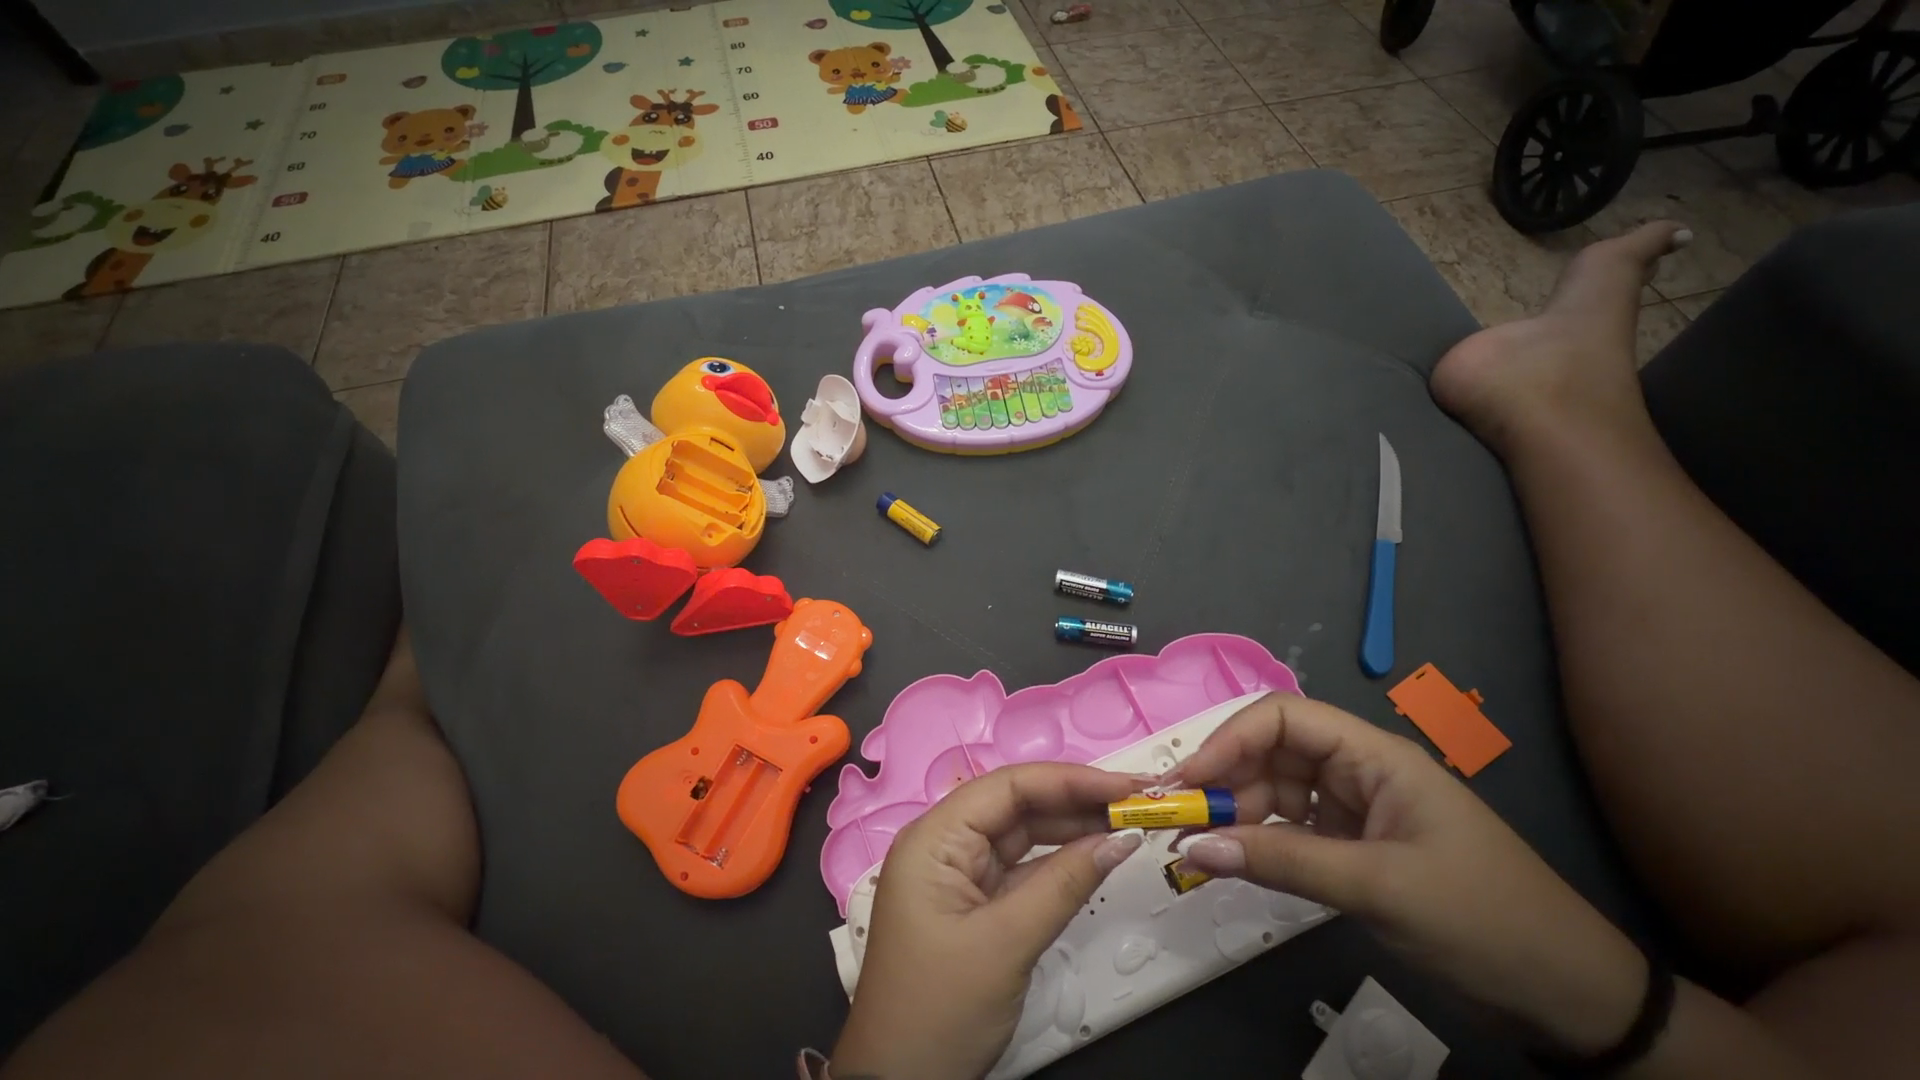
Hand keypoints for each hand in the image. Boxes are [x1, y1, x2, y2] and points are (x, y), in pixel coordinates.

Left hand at [830, 764, 1145, 1079]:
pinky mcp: (975, 906)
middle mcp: (944, 845)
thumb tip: (1120, 839)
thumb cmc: (939, 1009)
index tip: (1127, 785)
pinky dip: (1061, 864)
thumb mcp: (1006, 943)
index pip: (1008, 787)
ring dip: (1074, 829)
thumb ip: (1065, 884)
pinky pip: (1023, 870)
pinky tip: (1098, 857)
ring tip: (1129, 823)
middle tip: (1139, 803)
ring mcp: (959, 876)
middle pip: (1017, 805)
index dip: (1070, 779)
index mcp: (935, 839)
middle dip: (1077, 801)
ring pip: (1024, 836)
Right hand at [1165, 693, 1646, 1054]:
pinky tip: (1233, 862)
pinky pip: (1293, 834)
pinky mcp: (1358, 852)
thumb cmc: (1481, 919)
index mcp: (1376, 757)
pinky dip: (1260, 844)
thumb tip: (1190, 848)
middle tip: (1177, 821)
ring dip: (1237, 814)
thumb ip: (1280, 862)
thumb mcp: (1376, 886)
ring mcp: (1359, 814)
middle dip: (1224, 780)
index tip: (1185, 783)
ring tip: (1196, 845)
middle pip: (1274, 754)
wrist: (1568, 993)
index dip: (1228, 740)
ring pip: (1278, 794)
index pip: (1284, 719)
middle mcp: (1362, 774)